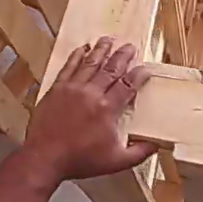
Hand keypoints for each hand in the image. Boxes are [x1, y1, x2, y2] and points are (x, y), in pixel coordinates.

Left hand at [20, 37, 158, 181]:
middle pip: (111, 69)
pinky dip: (76, 56)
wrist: (45, 157)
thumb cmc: (80, 160)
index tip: (145, 68)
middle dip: (123, 56)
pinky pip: (69, 67)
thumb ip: (139, 152)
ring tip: (109, 40)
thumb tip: (157, 145)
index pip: (127, 85)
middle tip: (130, 46)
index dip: (138, 75)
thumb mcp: (116, 161)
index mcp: (107, 108)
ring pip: (90, 63)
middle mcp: (91, 93)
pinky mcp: (57, 89)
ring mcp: (72, 88)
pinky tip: (82, 48)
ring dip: (101, 50)